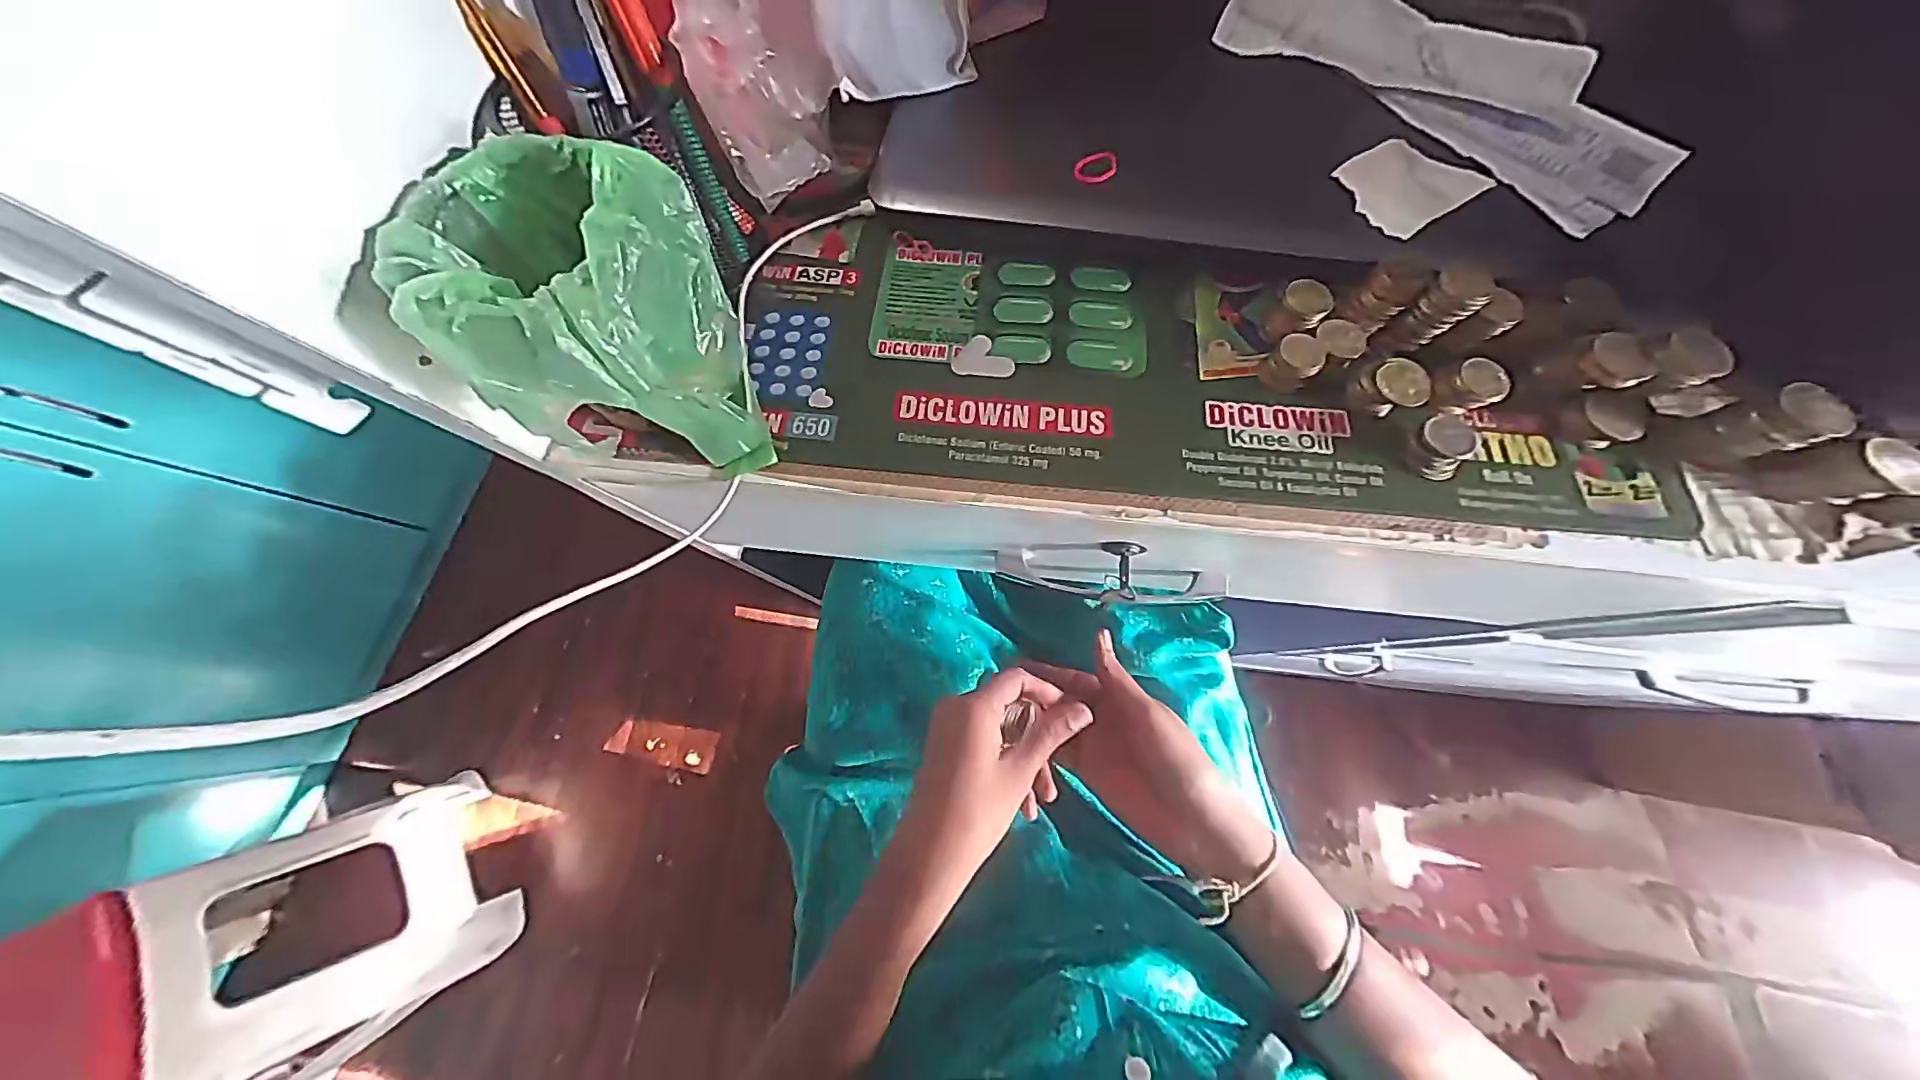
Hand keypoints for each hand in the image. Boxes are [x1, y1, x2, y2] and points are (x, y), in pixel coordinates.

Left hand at [895, 669, 1094, 890]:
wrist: (929, 855)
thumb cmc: (978, 811)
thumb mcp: (1021, 771)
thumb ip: (1051, 733)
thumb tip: (1082, 709)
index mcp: (973, 705)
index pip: (1017, 678)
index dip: (1048, 691)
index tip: (1072, 713)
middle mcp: (956, 707)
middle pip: (1009, 705)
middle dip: (1039, 734)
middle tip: (1061, 767)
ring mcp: (948, 727)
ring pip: (1000, 729)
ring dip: (1026, 756)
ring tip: (1044, 800)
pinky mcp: (945, 746)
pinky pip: (984, 741)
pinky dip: (1006, 762)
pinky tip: (1025, 803)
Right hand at [1026, 630, 1272, 881]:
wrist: (1192, 820)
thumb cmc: (1176, 758)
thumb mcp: (1146, 714)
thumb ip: (1115, 679)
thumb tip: (1098, 635)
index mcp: (1117, 698)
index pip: (1075, 680)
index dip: (1046, 675)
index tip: (1014, 671)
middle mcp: (1101, 718)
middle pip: (1059, 703)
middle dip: (1033, 701)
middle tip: (999, 705)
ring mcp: (1093, 746)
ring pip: (1054, 729)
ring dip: (1033, 728)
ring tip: (1004, 732)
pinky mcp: (1088, 773)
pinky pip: (1058, 756)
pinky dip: (1040, 754)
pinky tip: (1022, 756)